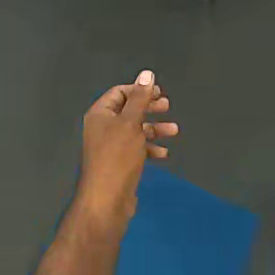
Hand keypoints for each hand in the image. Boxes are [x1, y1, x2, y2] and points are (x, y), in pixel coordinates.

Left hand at [75, 70, 178, 229]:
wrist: (106, 201)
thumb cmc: (117, 157)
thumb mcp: (131, 123)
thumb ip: (140, 98)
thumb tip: (147, 73)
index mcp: (100, 114)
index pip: (119, 92)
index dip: (139, 90)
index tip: (158, 92)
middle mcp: (103, 127)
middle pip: (129, 110)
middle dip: (149, 107)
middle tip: (167, 106)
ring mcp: (111, 146)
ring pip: (135, 130)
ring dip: (154, 128)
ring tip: (174, 131)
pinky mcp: (119, 163)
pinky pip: (136, 148)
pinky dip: (150, 148)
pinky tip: (163, 153)